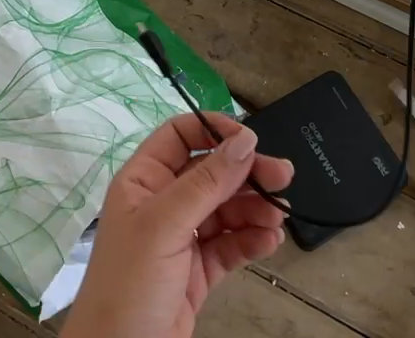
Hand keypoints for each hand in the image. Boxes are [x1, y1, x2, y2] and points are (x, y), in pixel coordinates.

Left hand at [61, 113, 294, 337]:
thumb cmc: (130, 284)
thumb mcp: (165, 225)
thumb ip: (206, 182)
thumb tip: (245, 139)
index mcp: (143, 180)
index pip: (179, 136)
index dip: (213, 131)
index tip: (251, 139)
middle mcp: (161, 203)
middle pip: (210, 172)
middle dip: (246, 173)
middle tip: (284, 176)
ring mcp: (180, 238)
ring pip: (225, 209)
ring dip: (254, 209)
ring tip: (279, 217)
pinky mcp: (197, 272)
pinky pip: (229, 244)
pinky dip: (251, 240)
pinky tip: (270, 242)